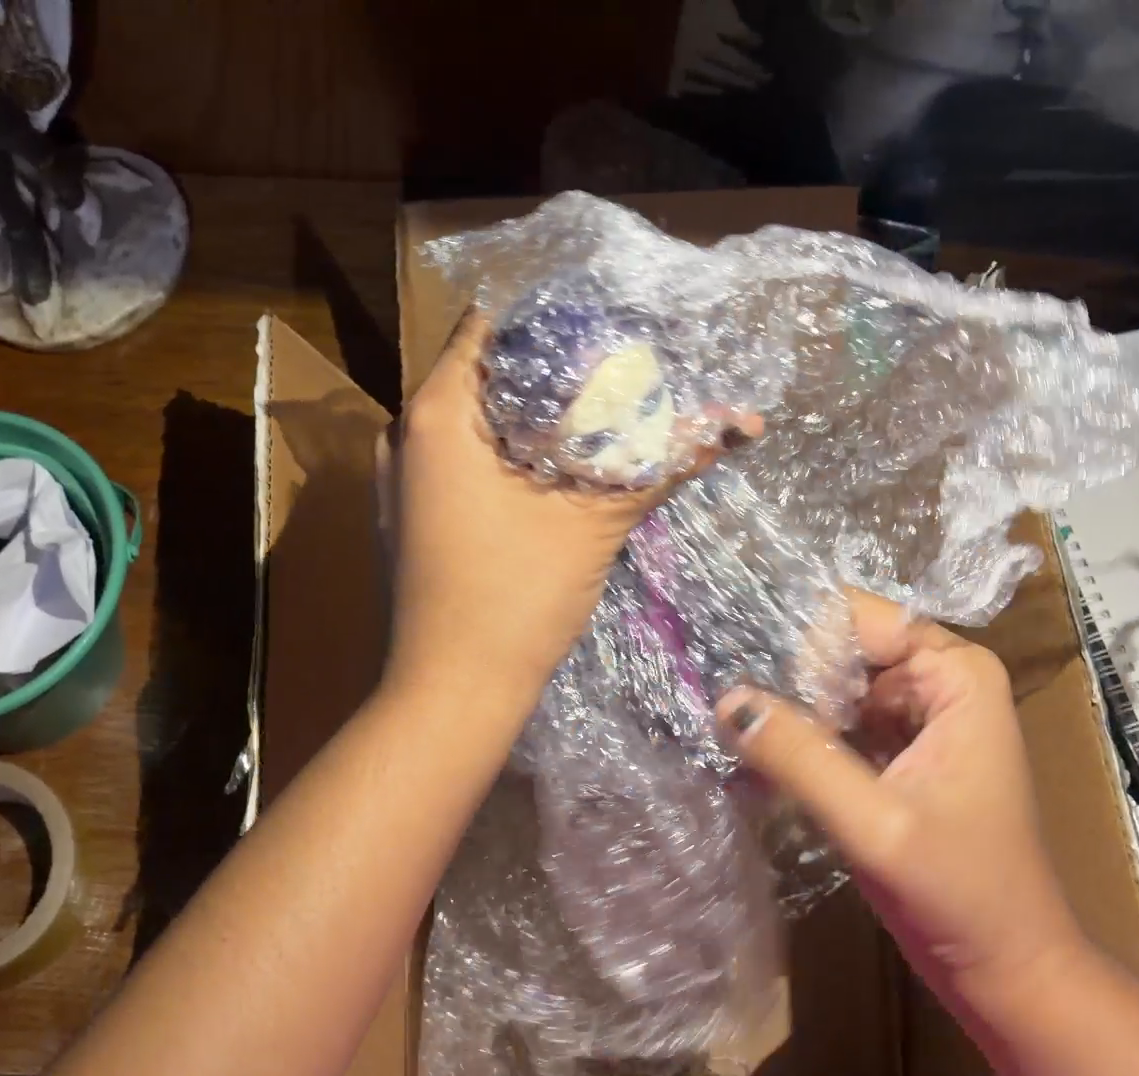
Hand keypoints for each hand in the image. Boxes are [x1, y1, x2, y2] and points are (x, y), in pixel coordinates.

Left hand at [380, 313, 748, 723]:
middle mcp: (403, 433)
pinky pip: (452, 458)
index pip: (487, 327)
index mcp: (435, 414)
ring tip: (589, 413)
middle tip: (610, 369)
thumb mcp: (592, 524)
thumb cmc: (514, 598)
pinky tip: (547, 466)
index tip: (601, 326)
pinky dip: (497, 451)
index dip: (547, 320)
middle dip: (543, 371)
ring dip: (522, 415)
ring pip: (465, 419)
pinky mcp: (404, 512)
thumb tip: (742, 423)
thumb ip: (661, 461)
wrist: (451, 692)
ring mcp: (396, 476)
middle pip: (477, 373)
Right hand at [716, 593, 1084, 1005]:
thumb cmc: (962, 893)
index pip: (857, 615)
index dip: (801, 638)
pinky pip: (829, 714)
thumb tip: (724, 701)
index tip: (752, 676)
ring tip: (735, 726)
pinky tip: (756, 750)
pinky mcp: (889, 747)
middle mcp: (934, 680)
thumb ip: (801, 759)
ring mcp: (911, 714)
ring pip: (826, 679)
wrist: (1004, 968)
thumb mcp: (876, 825)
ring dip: (783, 701)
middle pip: (837, 644)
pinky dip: (794, 729)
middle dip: (784, 671)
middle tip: (732, 707)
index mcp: (954, 675)